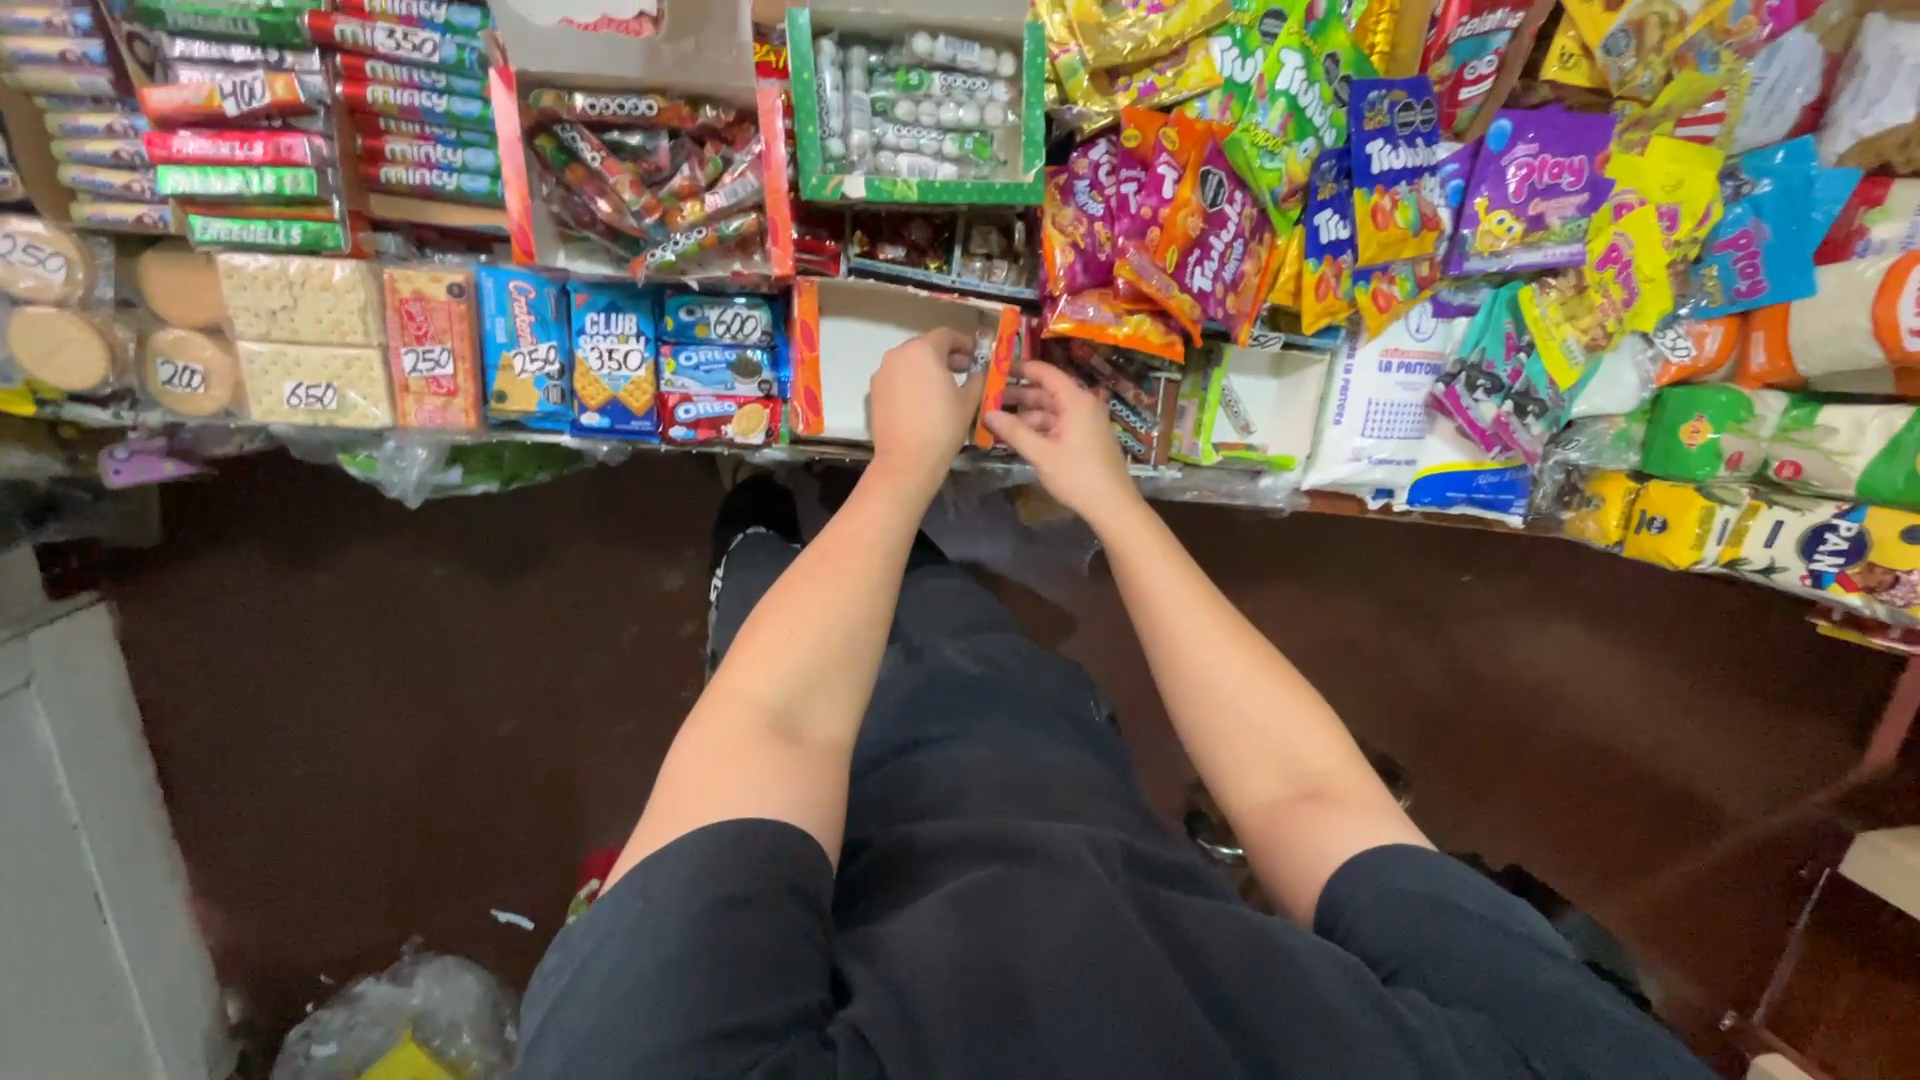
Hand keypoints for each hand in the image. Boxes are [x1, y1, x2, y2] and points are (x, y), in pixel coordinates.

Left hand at [868, 327, 983, 491]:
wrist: (907, 460)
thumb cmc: (942, 427)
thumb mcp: (969, 400)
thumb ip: (977, 377)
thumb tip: (978, 371)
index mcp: (923, 350)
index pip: (946, 335)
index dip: (964, 343)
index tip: (976, 356)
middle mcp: (898, 354)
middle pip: (925, 346)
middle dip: (945, 356)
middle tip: (963, 371)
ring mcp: (882, 373)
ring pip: (909, 362)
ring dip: (927, 369)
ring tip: (943, 387)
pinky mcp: (873, 392)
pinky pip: (896, 378)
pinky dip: (911, 382)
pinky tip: (922, 401)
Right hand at [982, 361, 1138, 521]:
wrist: (1112, 505)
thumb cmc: (1078, 476)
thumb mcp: (1041, 454)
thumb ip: (1014, 432)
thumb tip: (988, 413)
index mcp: (1075, 401)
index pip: (1045, 373)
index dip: (1020, 369)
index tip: (996, 369)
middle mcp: (1083, 404)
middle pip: (1046, 392)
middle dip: (1018, 396)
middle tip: (989, 399)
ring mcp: (1086, 421)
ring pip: (1050, 410)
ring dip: (1026, 416)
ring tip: (998, 422)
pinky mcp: (1086, 437)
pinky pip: (1058, 424)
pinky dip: (1039, 428)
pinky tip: (1019, 437)